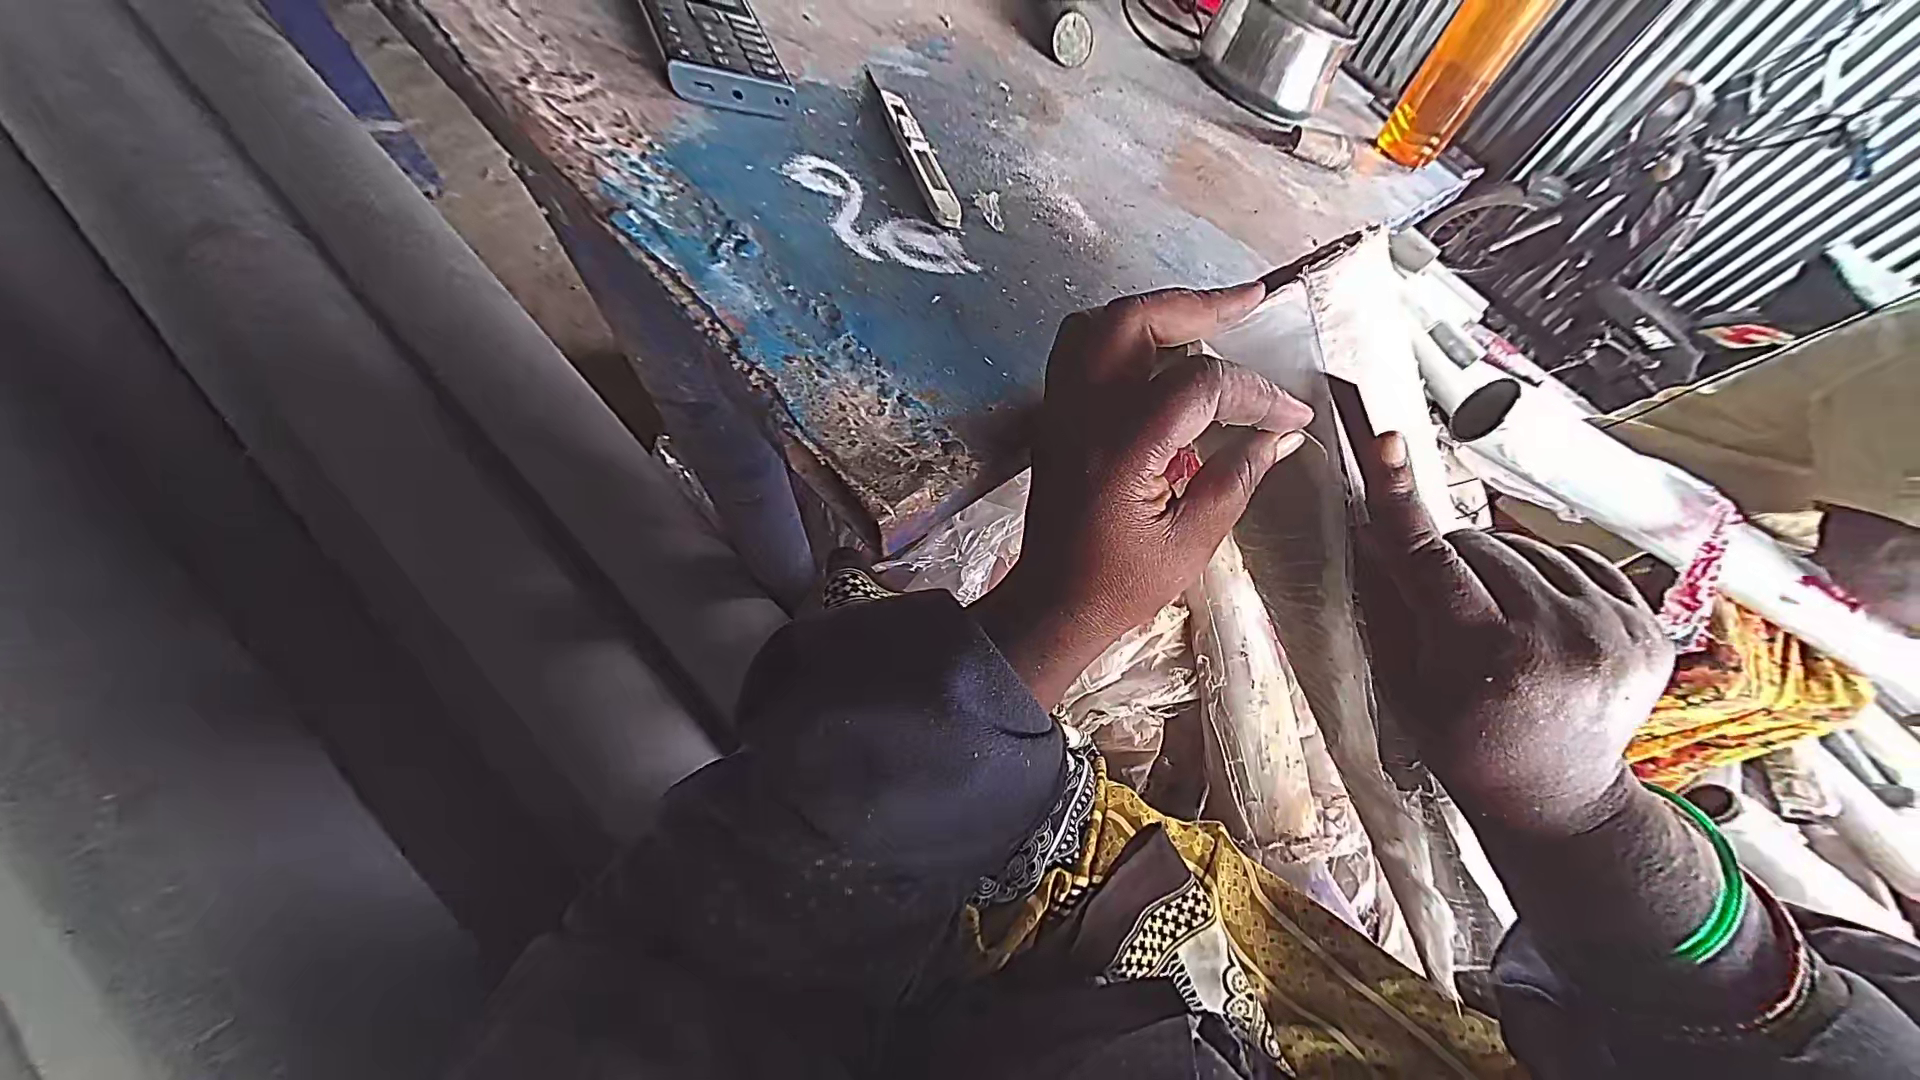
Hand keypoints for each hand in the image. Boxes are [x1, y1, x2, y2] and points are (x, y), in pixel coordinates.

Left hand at [972, 284, 1313, 706]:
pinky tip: (1153, 351)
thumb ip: (1237, 478)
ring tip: (1202, 318)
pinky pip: (1076, 352)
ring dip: (1151, 312)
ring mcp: (1058, 414)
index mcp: (1121, 453)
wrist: (1052, 601)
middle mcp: (1082, 419)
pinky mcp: (1052, 420)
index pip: (1198, 386)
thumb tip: (1281, 435)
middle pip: (1130, 323)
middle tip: (1248, 302)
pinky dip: (1118, 336)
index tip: (1289, 416)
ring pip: (1093, 326)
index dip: (1255, 393)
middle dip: (1195, 306)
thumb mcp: (1191, 542)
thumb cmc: (1120, 584)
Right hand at [1357, 430, 1674, 835]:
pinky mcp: (1646, 622)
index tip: (1386, 442)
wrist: (1555, 792)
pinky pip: (1570, 558)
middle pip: (1472, 544)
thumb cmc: (1460, 742)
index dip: (1399, 498)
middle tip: (1431, 598)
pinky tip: (1527, 604)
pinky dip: (1536, 569)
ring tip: (1484, 611)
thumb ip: (1387, 606)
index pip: (1430, 557)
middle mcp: (1559, 632)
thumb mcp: (1404, 681)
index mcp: (1487, 652)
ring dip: (1487, 563)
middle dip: (1439, 555)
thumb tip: (1365, 540)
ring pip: (1519, 546)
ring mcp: (1613, 626)